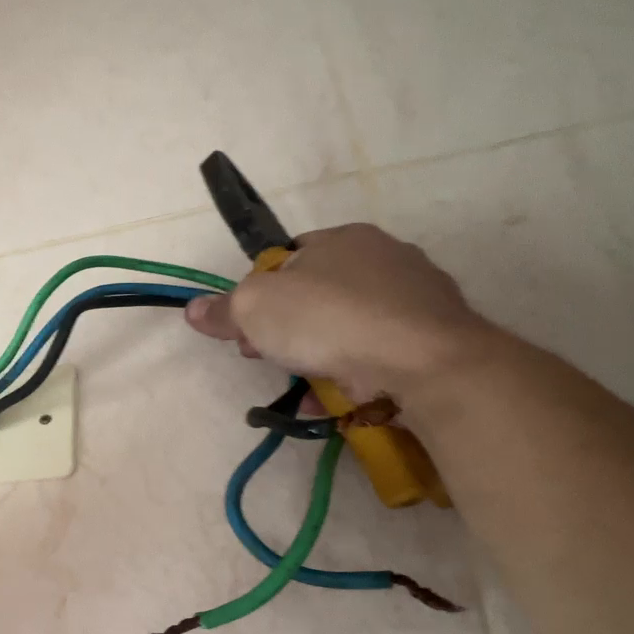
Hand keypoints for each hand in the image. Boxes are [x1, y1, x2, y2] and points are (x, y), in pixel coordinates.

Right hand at [185, 223, 499, 401]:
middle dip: (287, 328)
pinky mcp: (438, 336)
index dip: (259, 294)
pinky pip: (381, 352)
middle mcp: (386, 256)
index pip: (288, 258)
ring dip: (321, 354)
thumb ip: (222, 309)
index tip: (247, 330)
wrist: (426, 363)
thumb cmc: (330, 320)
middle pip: (317, 294)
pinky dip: (358, 371)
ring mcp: (419, 296)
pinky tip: (342, 395)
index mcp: (343, 237)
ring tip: (304, 386)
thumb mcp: (254, 309)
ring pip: (349, 326)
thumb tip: (195, 309)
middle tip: (269, 357)